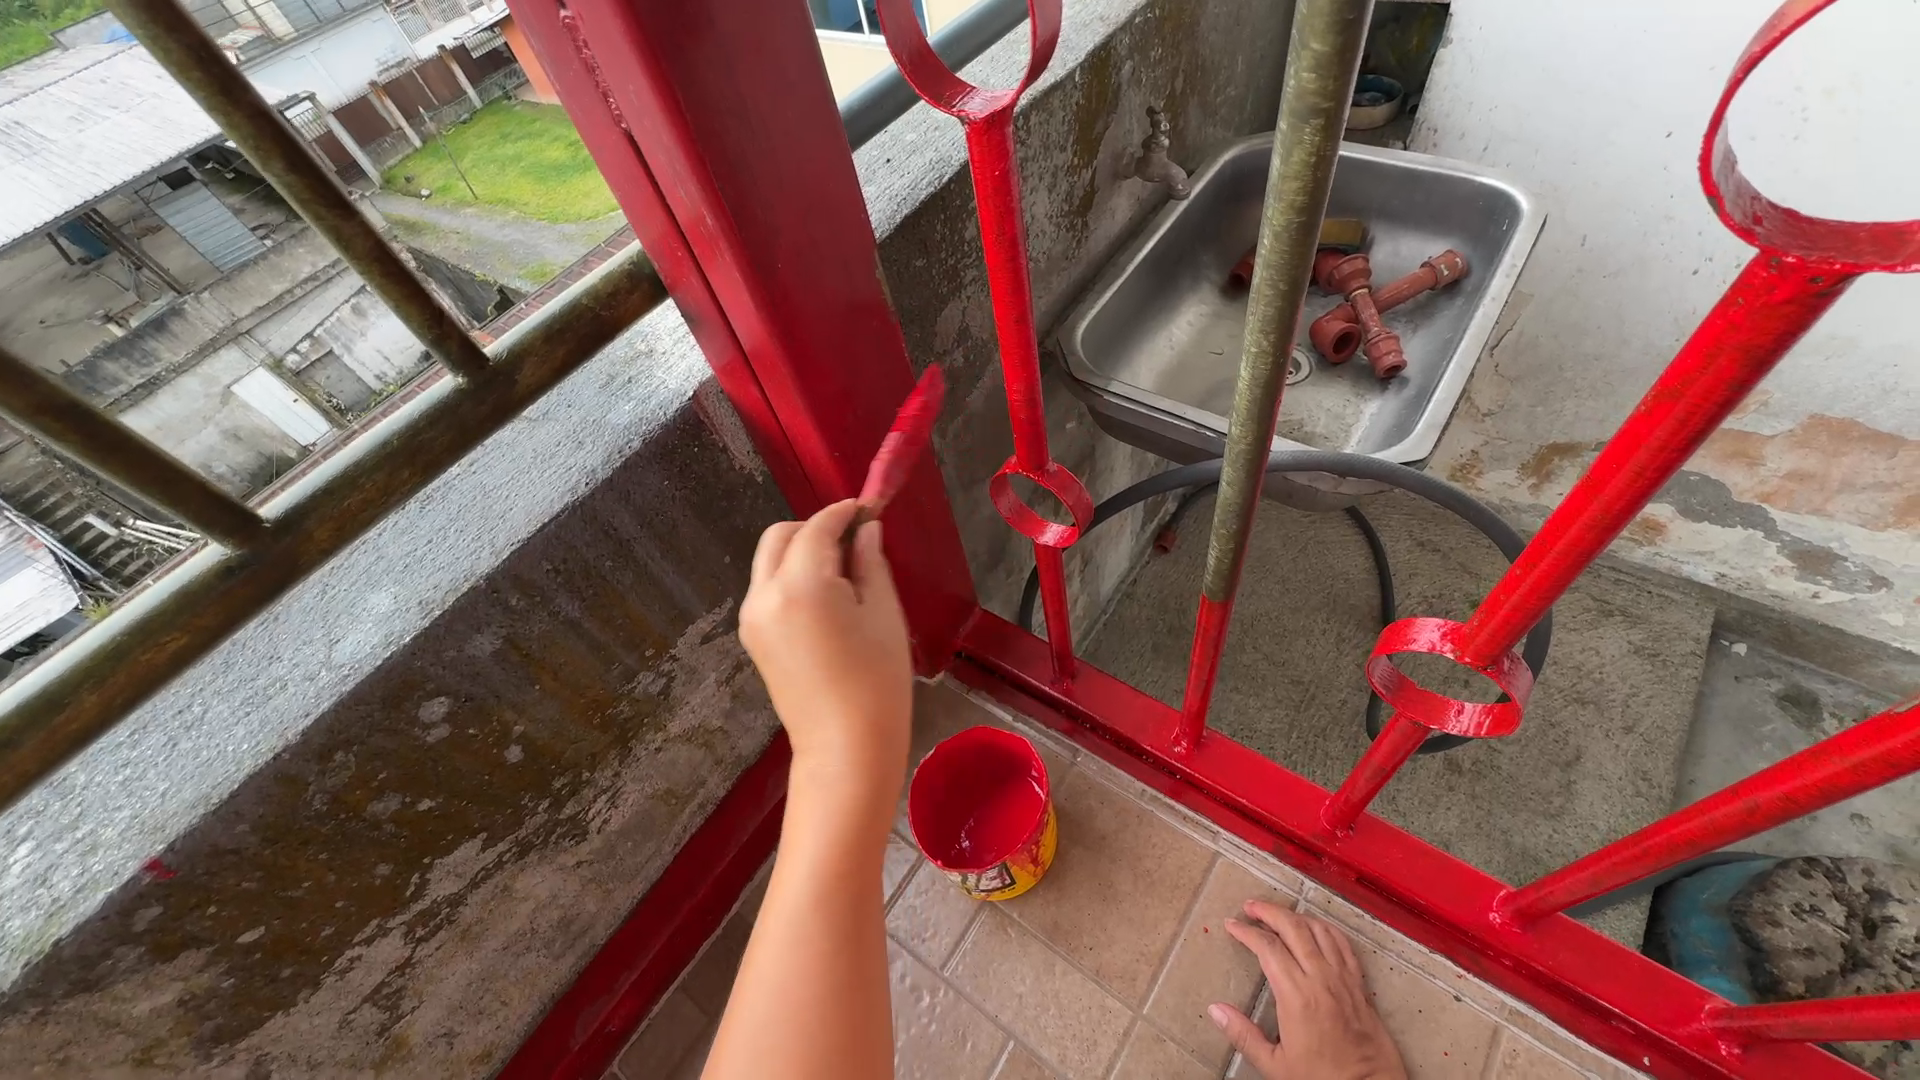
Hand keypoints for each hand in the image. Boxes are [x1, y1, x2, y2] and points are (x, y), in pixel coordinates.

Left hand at [740, 500, 912, 788]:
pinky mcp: (753, 638)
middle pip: (780, 536)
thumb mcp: (884, 613)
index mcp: (801, 585)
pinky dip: (790, 577)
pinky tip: (824, 599)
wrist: (845, 748)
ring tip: (842, 573)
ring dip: (800, 551)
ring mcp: (752, 618)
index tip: (866, 508)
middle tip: (854, 541)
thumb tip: (865, 530)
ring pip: (769, 561)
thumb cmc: (878, 681)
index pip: (817, 527)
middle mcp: (764, 594)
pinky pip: (767, 588)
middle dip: (815, 528)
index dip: (843, 512)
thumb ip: (870, 562)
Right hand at [1210, 901, 1407, 1079]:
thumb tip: (1215, 1010)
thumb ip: (1243, 1035)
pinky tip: (1314, 927)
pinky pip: (1342, 944)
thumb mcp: (1276, 1066)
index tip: (1232, 925)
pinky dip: (1324, 928)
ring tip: (1278, 914)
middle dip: (1268, 911)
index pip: (1267, 947)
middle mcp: (1321, 979)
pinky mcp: (1359, 984)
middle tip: (1250, 908)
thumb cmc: (1323, 1079)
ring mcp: (1343, 979)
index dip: (1246, 931)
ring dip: (1294, 916)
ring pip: (1318, 929)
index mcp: (1297, 996)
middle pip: (1292, 927)